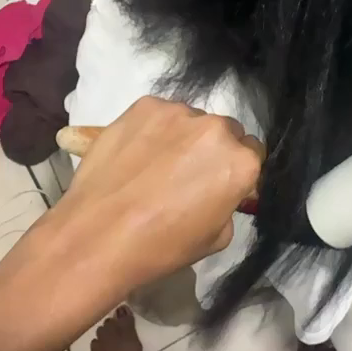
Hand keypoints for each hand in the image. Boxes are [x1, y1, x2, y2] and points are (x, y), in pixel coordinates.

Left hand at [47, 96, 263, 296]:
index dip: (235, 168)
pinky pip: (159, 114)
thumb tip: (218, 189)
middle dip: (210, 149)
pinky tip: (135, 155)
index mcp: (240, 162)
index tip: (217, 182)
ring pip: (190, 120)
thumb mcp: (215, 238)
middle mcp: (215, 128)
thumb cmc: (161, 246)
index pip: (252, 151)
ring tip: (152, 166)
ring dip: (181, 137)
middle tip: (184, 175)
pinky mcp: (145, 105)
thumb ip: (227, 203)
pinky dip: (152, 129)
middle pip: (224, 131)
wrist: (98, 234)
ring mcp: (178, 112)